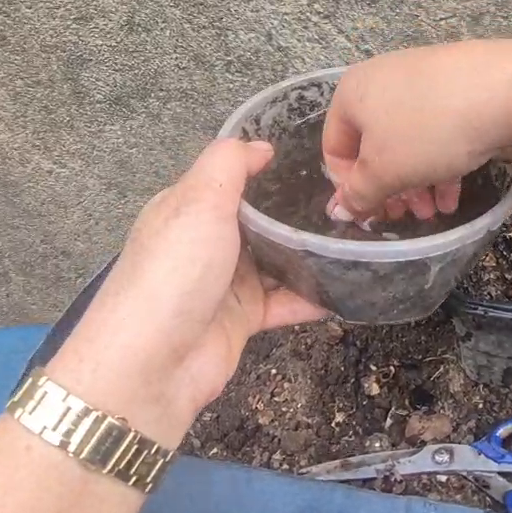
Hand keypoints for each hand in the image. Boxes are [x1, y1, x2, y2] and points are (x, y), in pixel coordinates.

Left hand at [48, 139, 329, 445]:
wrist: (152, 366)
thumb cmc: (175, 271)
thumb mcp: (197, 200)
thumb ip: (229, 164)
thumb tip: (262, 145)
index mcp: (188, 208)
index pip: (233, 179)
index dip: (270, 169)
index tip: (320, 161)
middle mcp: (207, 242)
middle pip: (261, 219)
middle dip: (299, 211)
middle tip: (350, 198)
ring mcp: (226, 283)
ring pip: (279, 260)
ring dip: (312, 253)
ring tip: (360, 237)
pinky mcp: (244, 319)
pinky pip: (287, 301)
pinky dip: (315, 295)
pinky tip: (350, 284)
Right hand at [322, 41, 511, 217]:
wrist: (508, 90)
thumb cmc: (431, 130)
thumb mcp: (386, 171)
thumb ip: (358, 194)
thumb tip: (338, 209)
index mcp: (353, 92)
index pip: (335, 148)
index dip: (349, 186)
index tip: (374, 212)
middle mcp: (383, 80)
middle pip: (375, 147)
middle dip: (389, 188)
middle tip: (406, 216)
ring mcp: (423, 81)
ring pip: (410, 142)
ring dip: (417, 183)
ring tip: (435, 211)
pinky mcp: (458, 88)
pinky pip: (438, 131)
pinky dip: (441, 162)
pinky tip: (455, 192)